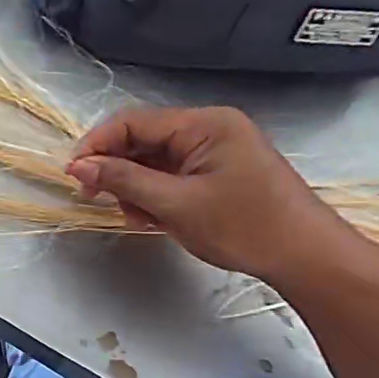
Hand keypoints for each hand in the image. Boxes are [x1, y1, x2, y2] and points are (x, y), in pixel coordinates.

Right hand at [66, 106, 356, 280]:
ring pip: (155, 161)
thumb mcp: (175, 204)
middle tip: (101, 201)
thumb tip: (79, 166)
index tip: (74, 174)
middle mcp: (209, 128)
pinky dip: (157, 195)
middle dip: (118, 171)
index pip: (134, 122)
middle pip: (144, 140)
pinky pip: (174, 175)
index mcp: (203, 124)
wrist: (305, 255)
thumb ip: (124, 180)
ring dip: (137, 188)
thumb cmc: (243, 226)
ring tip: (138, 218)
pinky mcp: (219, 172)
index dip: (98, 145)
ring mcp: (216, 151)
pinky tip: (155, 218)